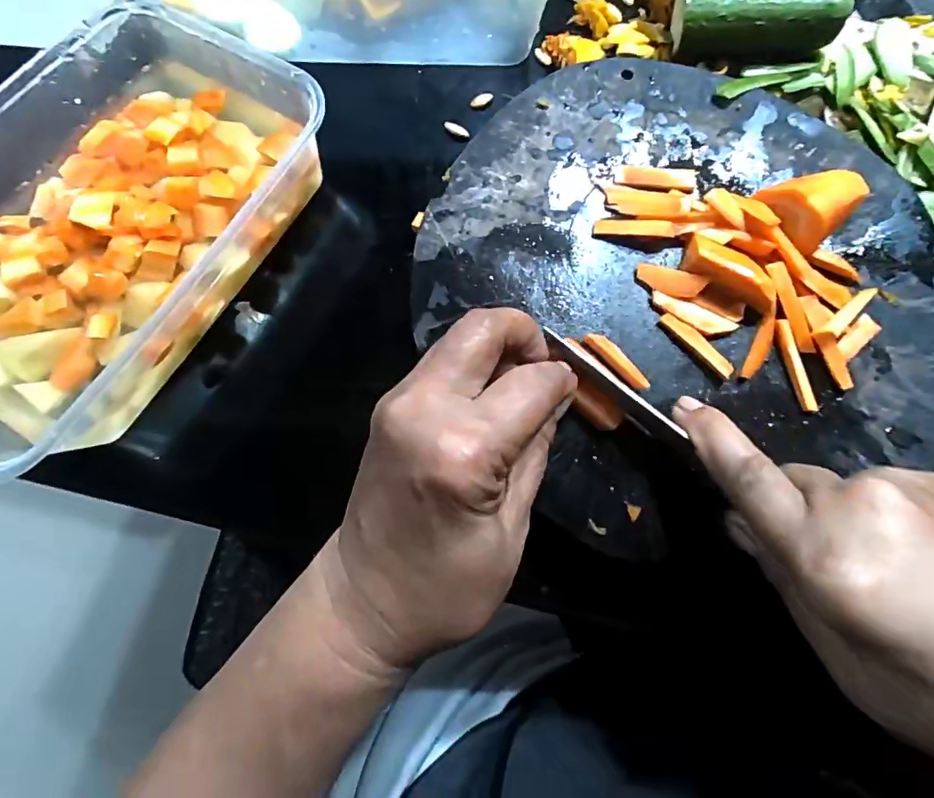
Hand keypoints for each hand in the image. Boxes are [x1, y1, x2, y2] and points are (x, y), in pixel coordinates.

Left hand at [312, 309, 574, 671]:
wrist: (360, 605)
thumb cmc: (446, 587)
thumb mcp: (512, 528)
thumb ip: (536, 449)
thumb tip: (558, 394)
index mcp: (463, 450)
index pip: (532, 381)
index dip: (561, 381)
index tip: (572, 393)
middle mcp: (425, 409)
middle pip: (484, 327)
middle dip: (526, 334)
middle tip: (545, 370)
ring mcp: (400, 401)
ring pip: (462, 335)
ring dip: (501, 347)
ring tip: (521, 387)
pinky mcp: (391, 404)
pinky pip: (445, 359)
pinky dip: (477, 364)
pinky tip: (492, 399)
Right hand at [676, 400, 933, 797]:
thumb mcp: (865, 677)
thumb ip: (796, 594)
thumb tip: (750, 535)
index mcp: (837, 554)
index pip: (755, 486)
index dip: (714, 446)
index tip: (683, 407)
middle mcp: (867, 496)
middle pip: (799, 490)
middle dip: (792, 521)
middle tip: (824, 583)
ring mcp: (914, 480)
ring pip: (845, 493)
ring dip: (845, 528)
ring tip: (900, 595)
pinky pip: (889, 495)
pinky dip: (887, 525)